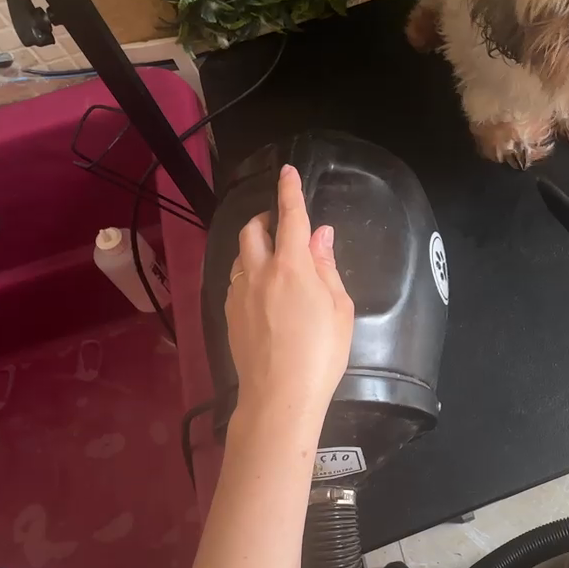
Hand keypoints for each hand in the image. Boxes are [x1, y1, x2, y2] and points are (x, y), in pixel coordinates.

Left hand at [225, 165, 354, 431]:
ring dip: (256, 247)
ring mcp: (239, 294)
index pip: (290, 217)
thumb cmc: (321, 353)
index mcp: (292, 266)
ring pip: (241, 255)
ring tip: (275, 260)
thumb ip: (326, 267)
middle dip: (265, 218)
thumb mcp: (339, 308)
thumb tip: (320, 235)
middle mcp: (259, 273)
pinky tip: (264, 291)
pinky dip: (250, 273)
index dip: (289, 191)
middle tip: (281, 224)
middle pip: (252, 230)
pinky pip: (237, 280)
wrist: (280, 397)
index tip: (287, 170)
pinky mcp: (230, 315)